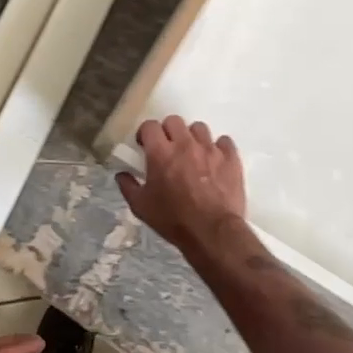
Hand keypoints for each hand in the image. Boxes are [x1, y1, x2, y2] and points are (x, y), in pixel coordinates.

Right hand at [117, 116, 247, 253]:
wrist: (212, 232)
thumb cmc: (173, 220)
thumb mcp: (141, 207)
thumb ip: (128, 186)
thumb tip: (121, 174)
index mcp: (160, 153)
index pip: (150, 125)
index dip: (145, 133)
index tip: (145, 145)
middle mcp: (185, 144)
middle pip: (174, 121)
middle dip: (168, 131)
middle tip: (168, 148)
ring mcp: (210, 150)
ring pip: (199, 128)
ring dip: (193, 137)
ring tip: (193, 154)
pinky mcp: (231, 159)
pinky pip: (224, 142)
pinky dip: (218, 148)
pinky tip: (215, 161)